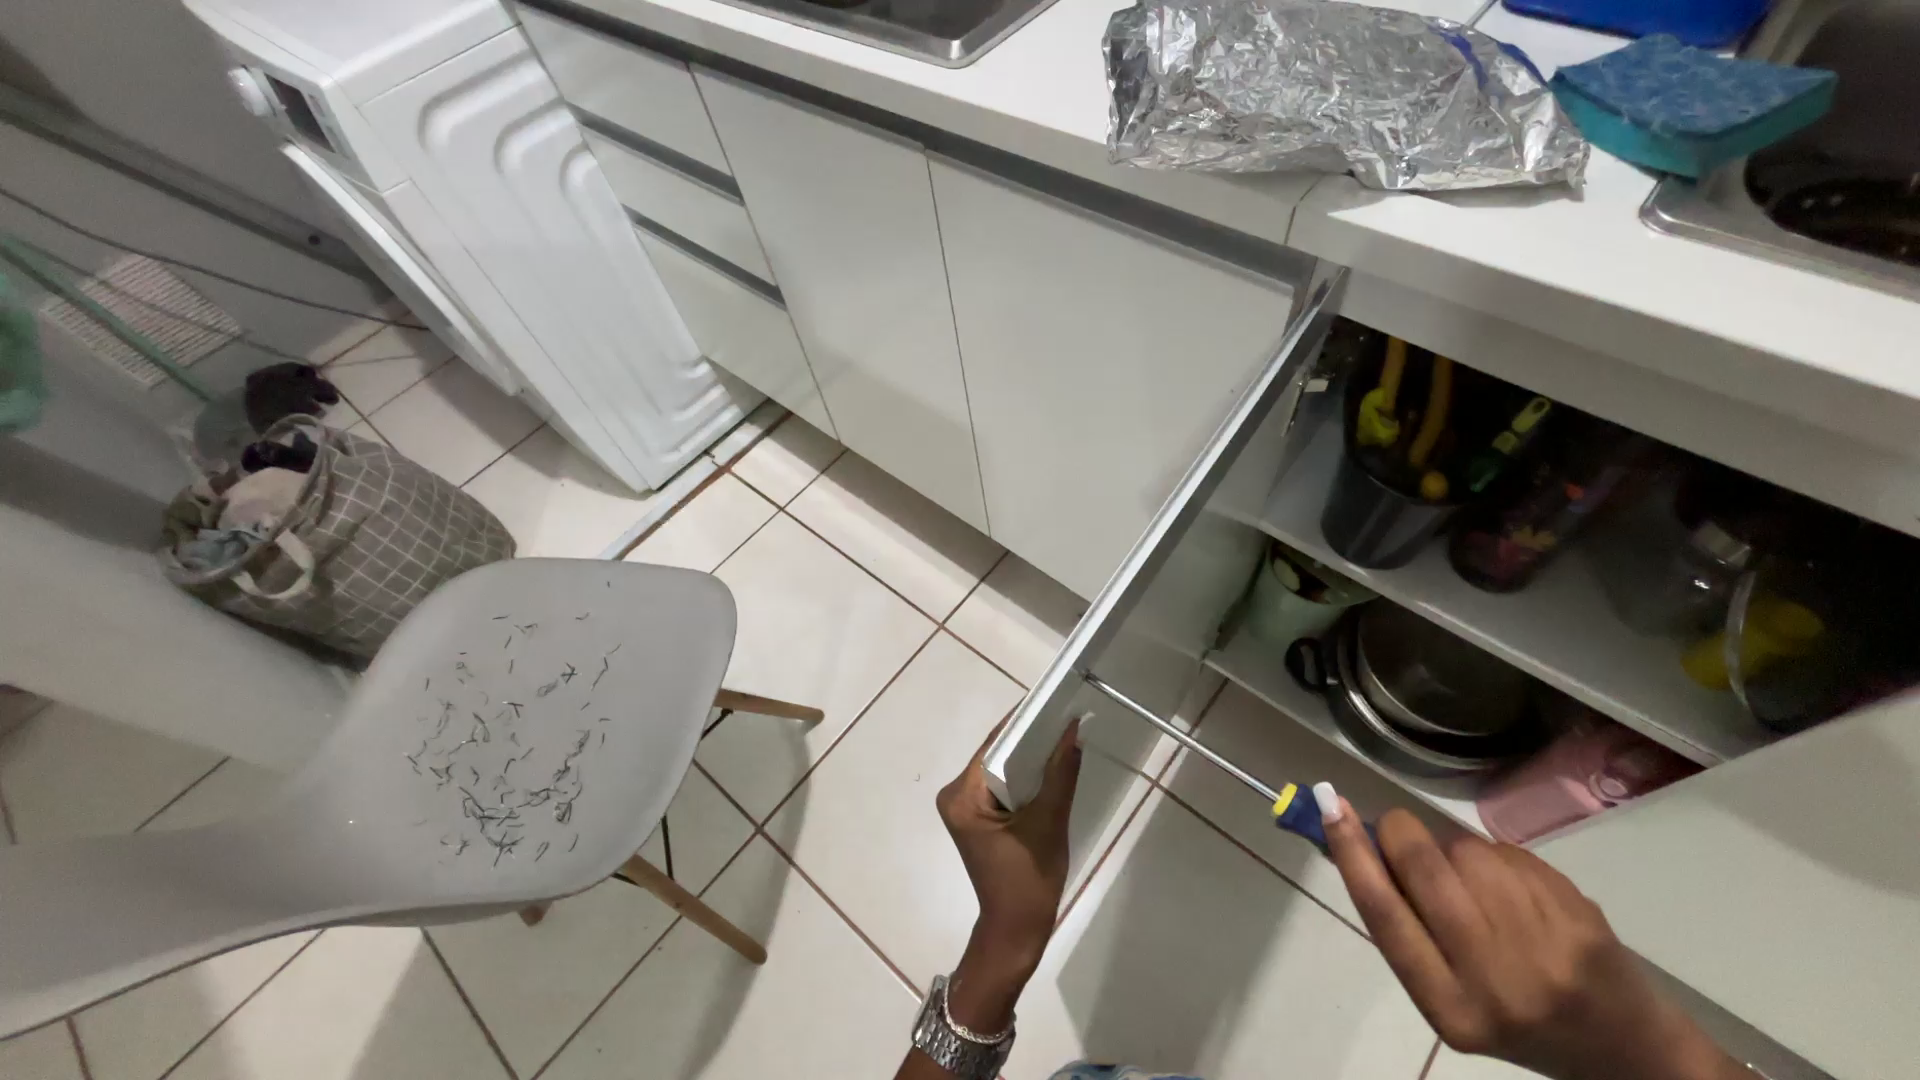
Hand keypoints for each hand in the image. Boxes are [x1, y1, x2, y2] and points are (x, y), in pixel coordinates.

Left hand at [931, 717, 1082, 1030]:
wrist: (1016, 931)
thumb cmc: (1028, 880)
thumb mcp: (1048, 823)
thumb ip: (1059, 774)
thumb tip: (1072, 731)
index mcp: (962, 796)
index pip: (995, 746)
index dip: (1024, 723)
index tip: (1053, 702)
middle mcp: (955, 795)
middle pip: (996, 755)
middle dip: (1029, 739)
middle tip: (1063, 716)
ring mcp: (964, 807)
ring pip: (1001, 769)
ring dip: (1029, 758)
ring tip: (1062, 735)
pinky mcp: (976, 817)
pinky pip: (1002, 785)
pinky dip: (1024, 777)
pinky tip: (1050, 765)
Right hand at [1318, 787, 1745, 1079]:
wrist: (1620, 1046)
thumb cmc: (1508, 1016)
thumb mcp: (1445, 992)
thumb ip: (1404, 925)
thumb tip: (1360, 840)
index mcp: (1449, 1007)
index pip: (1385, 913)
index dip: (1352, 852)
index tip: (1329, 806)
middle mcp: (1495, 979)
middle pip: (1423, 867)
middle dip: (1399, 832)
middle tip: (1395, 828)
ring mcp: (1544, 945)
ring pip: (1465, 850)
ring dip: (1453, 851)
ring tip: (1473, 883)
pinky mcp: (1578, 916)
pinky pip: (1508, 853)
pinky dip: (1495, 857)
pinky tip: (1513, 889)